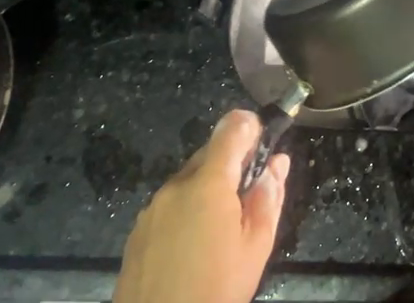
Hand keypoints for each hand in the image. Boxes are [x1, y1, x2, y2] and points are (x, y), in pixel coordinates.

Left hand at [116, 110, 288, 302]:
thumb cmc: (216, 291)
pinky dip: (185, 212)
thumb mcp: (256, 247)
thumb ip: (268, 197)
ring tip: (220, 231)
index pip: (231, 130)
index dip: (250, 127)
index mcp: (208, 185)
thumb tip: (277, 162)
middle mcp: (175, 187)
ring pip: (187, 182)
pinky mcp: (136, 234)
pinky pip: (168, 207)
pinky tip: (192, 248)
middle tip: (248, 198)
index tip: (264, 142)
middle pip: (208, 155)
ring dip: (207, 190)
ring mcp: (151, 211)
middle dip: (231, 165)